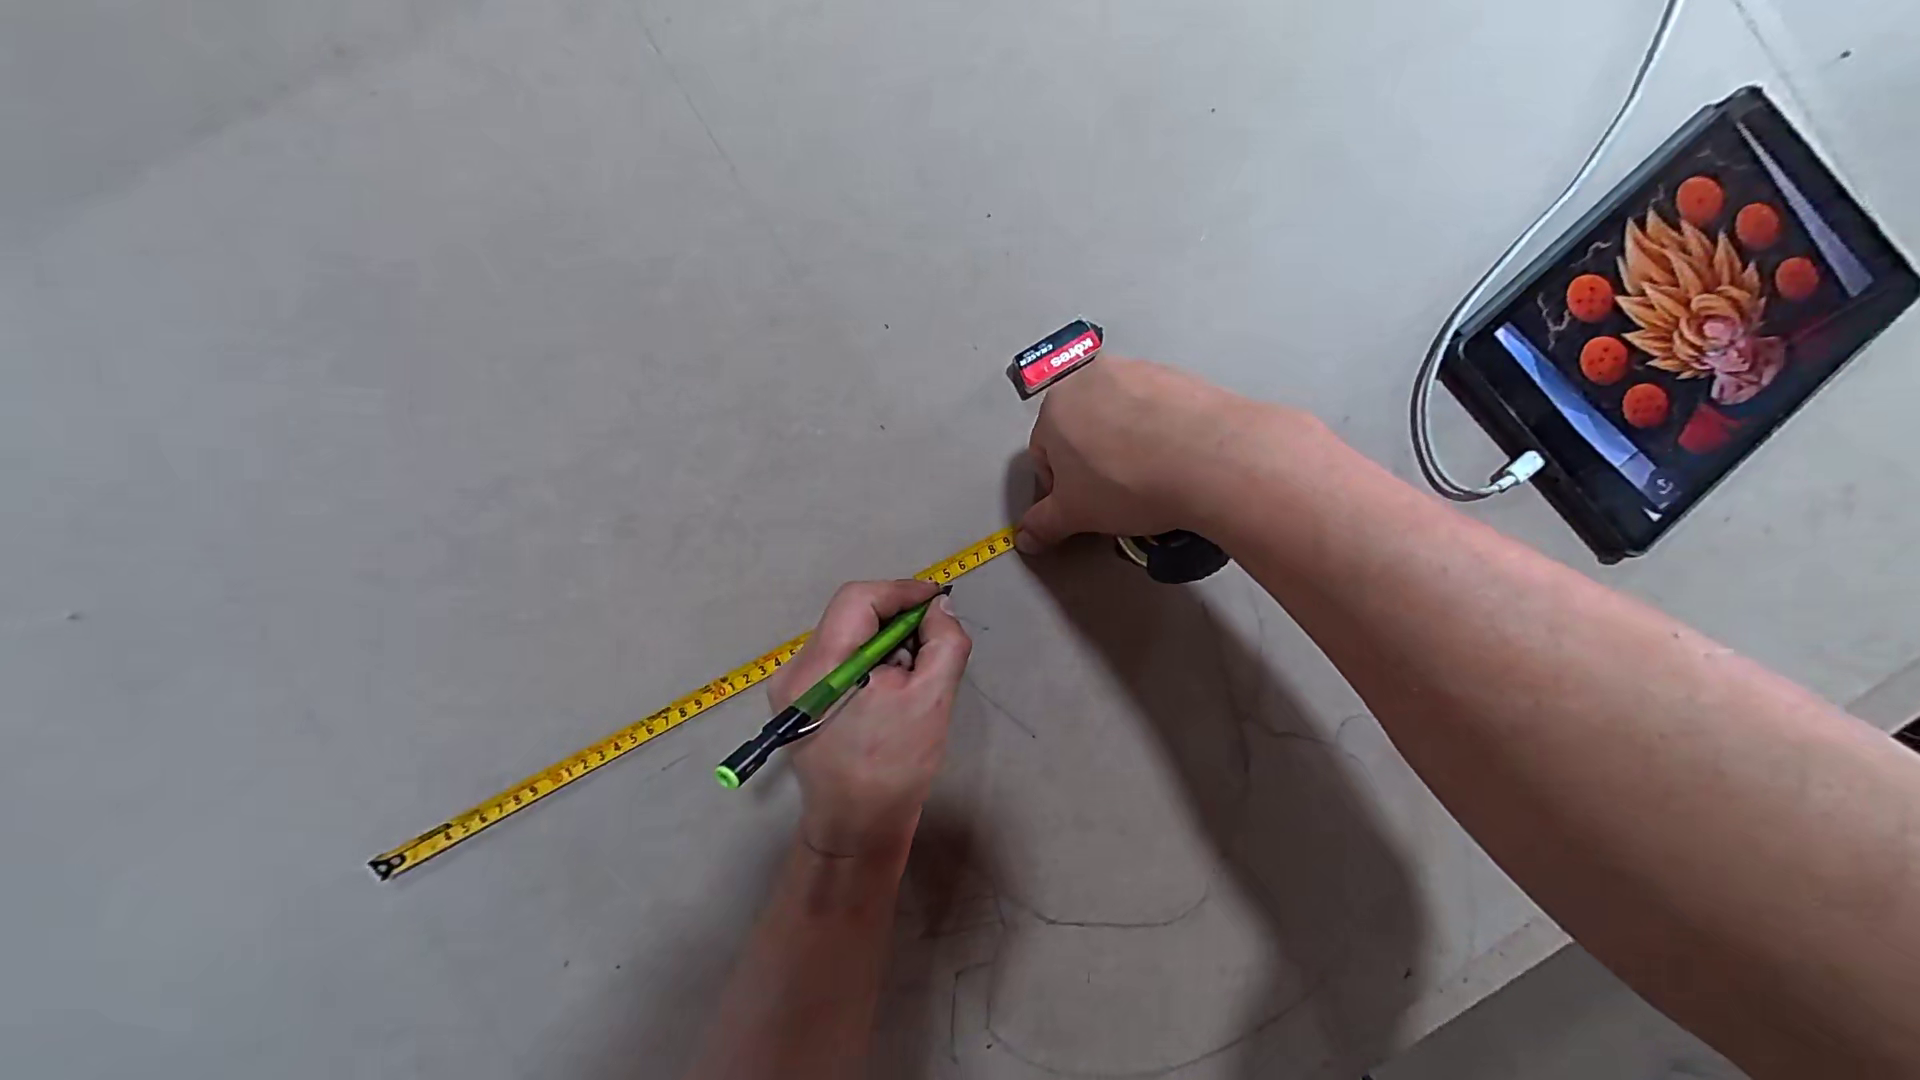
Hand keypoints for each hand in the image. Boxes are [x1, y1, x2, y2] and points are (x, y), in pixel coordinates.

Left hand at [769, 579, 971, 859]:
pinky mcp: (799, 698)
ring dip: (885, 640)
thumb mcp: (932, 700)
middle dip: (896, 619)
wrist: (857, 828)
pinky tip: (890, 687)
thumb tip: (938, 607)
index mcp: (819, 668)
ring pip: (847, 634)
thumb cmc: (895, 767)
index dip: (901, 592)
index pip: (858, 600)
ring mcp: (792, 685)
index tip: (937, 600)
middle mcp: (795, 669)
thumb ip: (944, 643)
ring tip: (911, 674)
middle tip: (931, 640)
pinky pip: (840, 656)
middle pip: (850, 615)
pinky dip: (870, 657)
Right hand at [1017, 355, 1275, 551]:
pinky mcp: (1176, 376)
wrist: (1209, 460)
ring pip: (1118, 419)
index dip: (1060, 490)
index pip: (1043, 455)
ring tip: (1147, 481)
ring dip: (1124, 448)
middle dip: (1091, 465)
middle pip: (1081, 431)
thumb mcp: (1075, 514)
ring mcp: (1136, 372)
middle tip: (1113, 498)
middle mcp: (1091, 378)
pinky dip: (1158, 434)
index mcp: (1055, 406)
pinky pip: (1155, 410)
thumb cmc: (1130, 481)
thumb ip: (1044, 524)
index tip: (1081, 509)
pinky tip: (1172, 462)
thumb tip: (1027, 536)